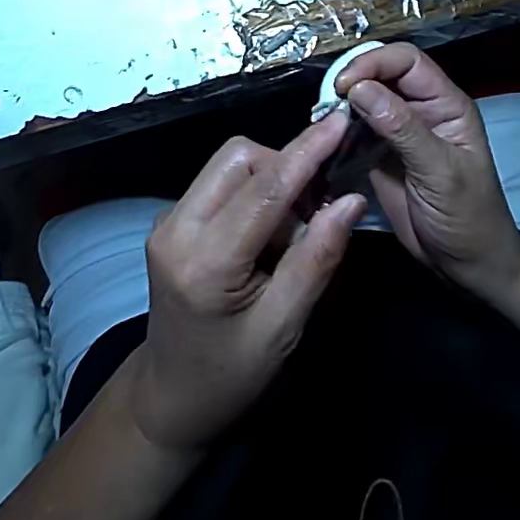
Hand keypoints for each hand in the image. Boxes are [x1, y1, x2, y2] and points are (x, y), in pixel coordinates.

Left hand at [131, 114, 365, 453]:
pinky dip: (253, 191)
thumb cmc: (232, 373)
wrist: (171, 397)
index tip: (340, 122)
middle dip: (286, 168)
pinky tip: (264, 234)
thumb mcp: (283, 327)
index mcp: (205, 261)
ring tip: (288, 233)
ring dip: (270, 180)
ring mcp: (167, 220)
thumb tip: (351, 200)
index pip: (265, 188)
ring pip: (230, 163)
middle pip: (239, 157)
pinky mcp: (171, 219)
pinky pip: (220, 181)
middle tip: (313, 213)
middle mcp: (176, 227)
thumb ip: (317, 259)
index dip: (307, 151)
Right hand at [333, 43, 519, 298]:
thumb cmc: (468, 216)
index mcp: (445, 104)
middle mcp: (421, 110)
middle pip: (383, 75)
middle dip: (354, 79)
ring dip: (342, 103)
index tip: (344, 83)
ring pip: (366, 100)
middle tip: (326, 100)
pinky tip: (324, 136)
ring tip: (320, 117)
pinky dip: (338, 129)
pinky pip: (355, 130)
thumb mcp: (440, 171)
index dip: (375, 63)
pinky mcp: (379, 154)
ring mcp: (398, 132)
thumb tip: (360, 88)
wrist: (467, 265)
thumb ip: (402, 128)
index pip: (408, 62)